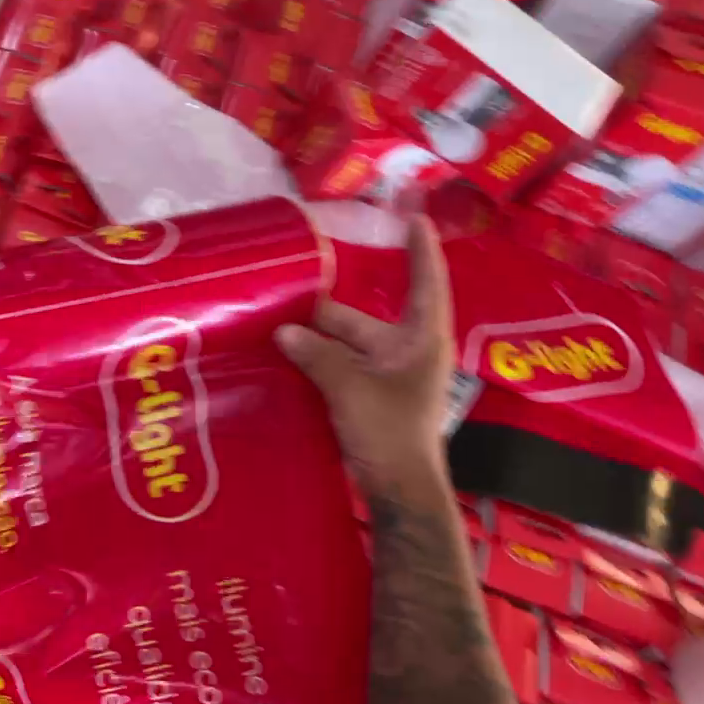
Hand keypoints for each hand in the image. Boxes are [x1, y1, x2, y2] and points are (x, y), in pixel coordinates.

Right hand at [277, 215, 454, 496]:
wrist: (397, 486)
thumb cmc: (388, 432)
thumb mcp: (349, 388)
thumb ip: (317, 355)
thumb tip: (284, 330)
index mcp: (420, 339)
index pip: (424, 283)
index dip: (419, 251)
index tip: (412, 217)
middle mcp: (407, 352)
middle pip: (366, 320)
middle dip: (330, 309)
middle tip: (293, 290)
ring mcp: (388, 378)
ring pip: (348, 347)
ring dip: (318, 340)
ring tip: (279, 324)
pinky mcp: (369, 400)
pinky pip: (341, 370)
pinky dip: (318, 362)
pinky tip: (289, 358)